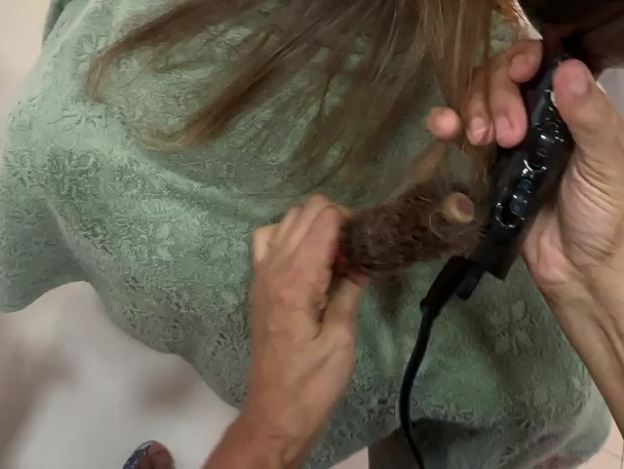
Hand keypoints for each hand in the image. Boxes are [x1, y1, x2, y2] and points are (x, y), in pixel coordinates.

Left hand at [234, 198, 365, 465]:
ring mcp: (261, 271)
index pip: (323, 221)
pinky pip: (268, 237)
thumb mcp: (342, 340)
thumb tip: (365, 260)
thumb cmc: (313, 383)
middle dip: (334, 218)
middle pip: (305, 211)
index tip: (366, 241)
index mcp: (297, 279)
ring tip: (334, 252)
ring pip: (287, 218)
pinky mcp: (258, 281)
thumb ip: (350, 291)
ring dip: (312, 224)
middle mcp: (274, 266)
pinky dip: (288, 233)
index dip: (349, 221)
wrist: (275, 412)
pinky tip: (306, 255)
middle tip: (355, 248)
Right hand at [427, 43, 623, 307]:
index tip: (518, 76)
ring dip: (471, 107)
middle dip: (496, 95)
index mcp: (575, 107)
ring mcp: (512, 138)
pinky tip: (442, 127)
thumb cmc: (609, 220)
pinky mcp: (488, 163)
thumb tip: (568, 67)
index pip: (542, 61)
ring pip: (478, 96)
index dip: (523, 59)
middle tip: (508, 136)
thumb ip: (589, 118)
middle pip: (502, 75)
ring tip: (478, 139)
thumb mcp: (607, 168)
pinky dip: (447, 121)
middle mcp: (541, 114)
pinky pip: (461, 131)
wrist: (585, 279)